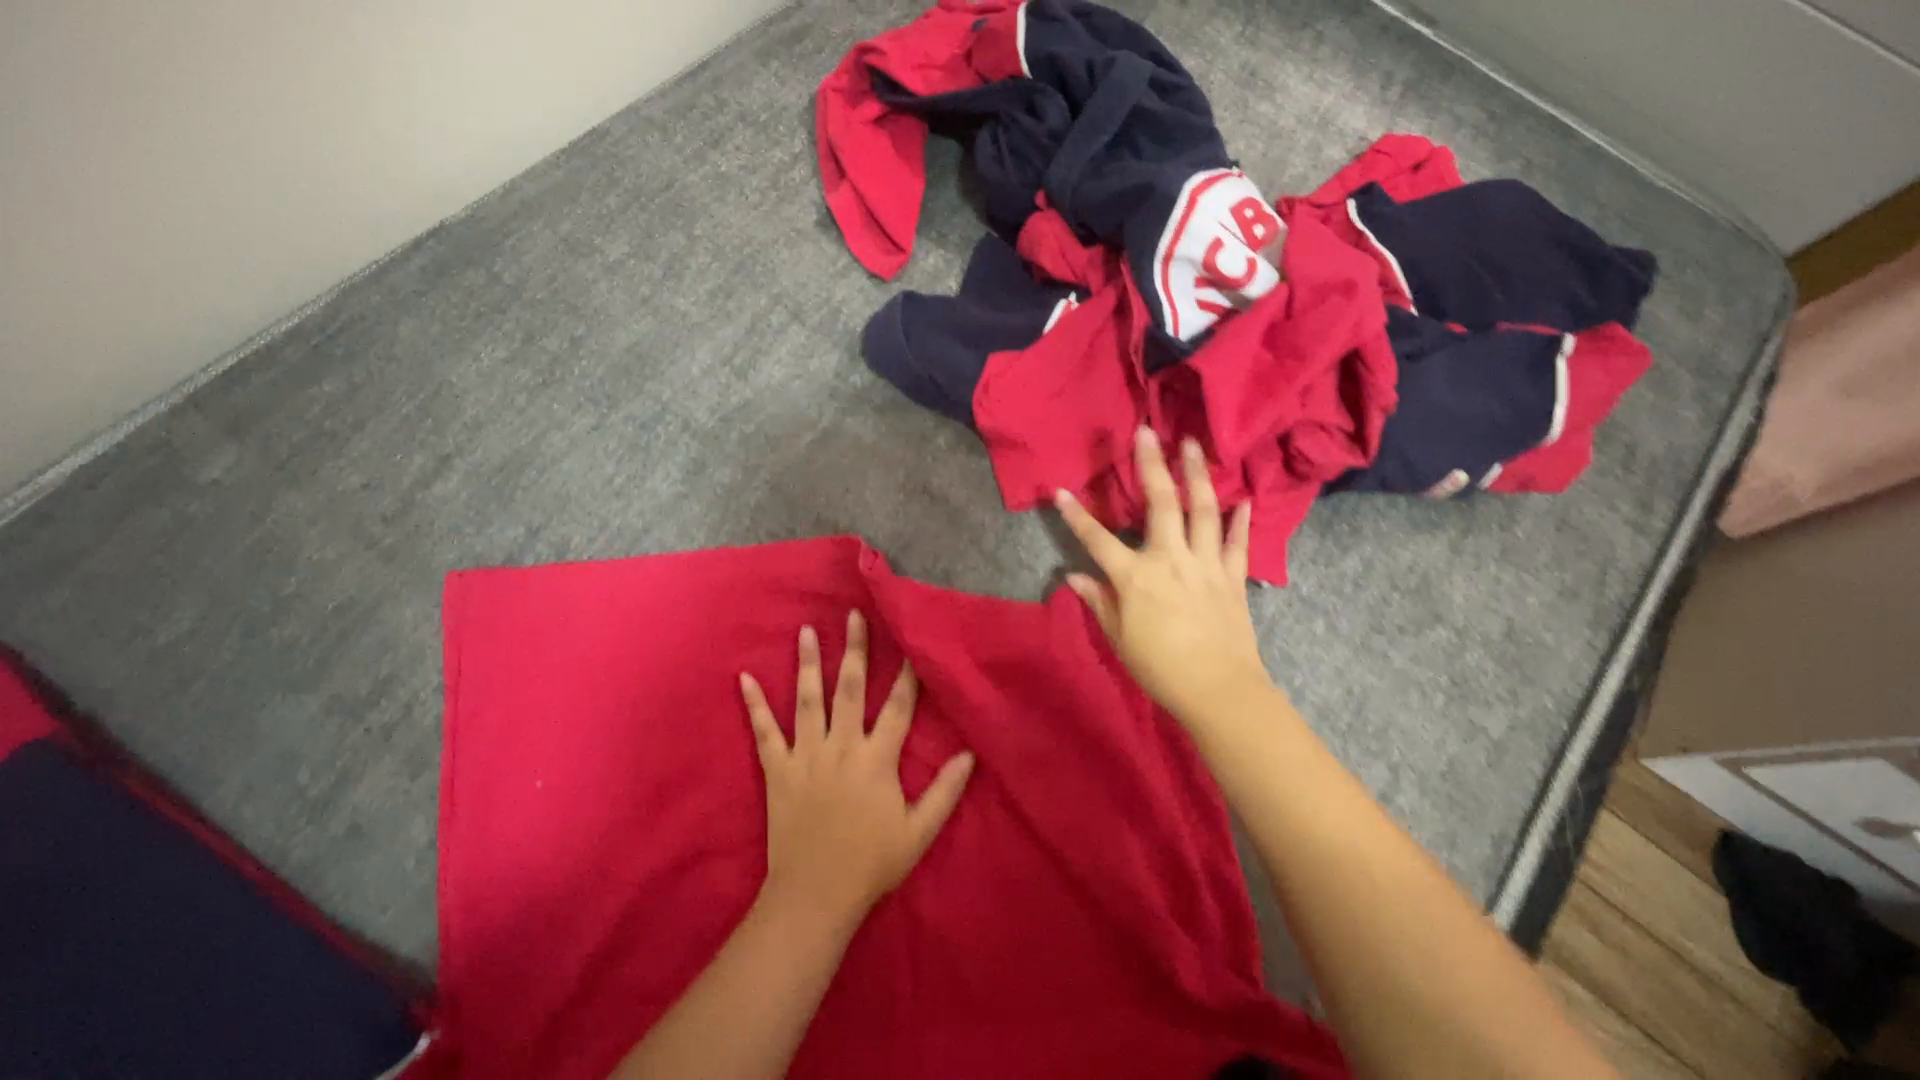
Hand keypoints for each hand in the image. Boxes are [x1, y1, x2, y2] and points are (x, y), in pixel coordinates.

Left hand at [738, 612, 974, 925]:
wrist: (816, 894)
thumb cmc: (872, 863)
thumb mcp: (919, 831)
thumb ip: (945, 791)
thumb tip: (970, 755)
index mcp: (876, 760)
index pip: (896, 707)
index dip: (906, 674)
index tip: (911, 643)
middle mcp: (841, 747)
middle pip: (849, 689)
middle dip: (854, 650)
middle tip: (853, 615)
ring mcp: (805, 756)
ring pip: (807, 700)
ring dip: (808, 664)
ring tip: (807, 631)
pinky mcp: (777, 771)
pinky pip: (764, 732)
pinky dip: (754, 705)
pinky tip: (744, 678)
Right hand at [1055, 427, 1274, 725]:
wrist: (1218, 690)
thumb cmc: (1160, 669)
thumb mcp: (1119, 639)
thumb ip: (1099, 602)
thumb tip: (1074, 576)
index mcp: (1136, 578)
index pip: (1098, 540)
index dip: (1076, 516)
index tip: (1059, 490)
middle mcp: (1171, 560)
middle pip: (1161, 503)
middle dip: (1152, 465)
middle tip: (1148, 431)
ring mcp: (1206, 565)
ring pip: (1204, 511)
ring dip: (1198, 475)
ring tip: (1193, 445)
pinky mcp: (1233, 577)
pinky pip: (1238, 543)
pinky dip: (1241, 520)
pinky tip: (1244, 499)